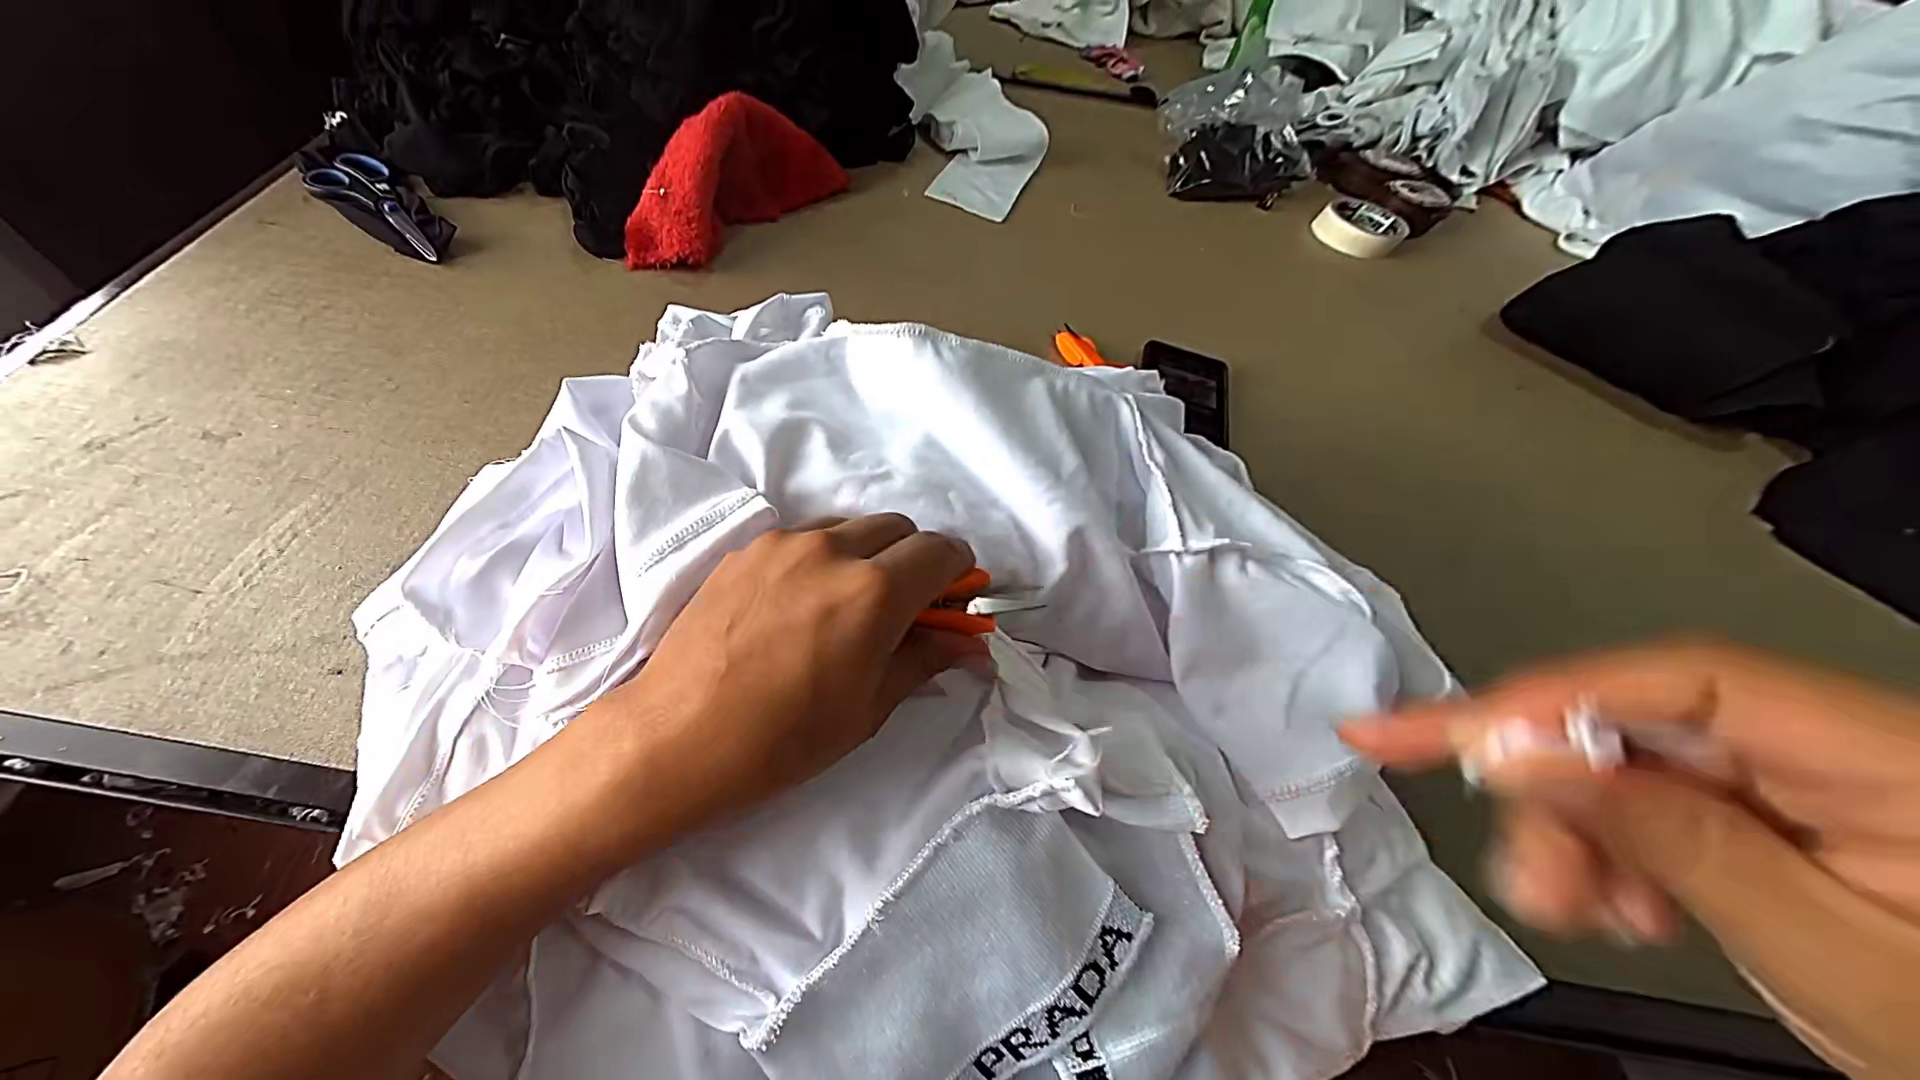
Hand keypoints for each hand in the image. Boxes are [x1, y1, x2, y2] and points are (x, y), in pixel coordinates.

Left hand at [573, 513, 984, 840]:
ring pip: (851, 527)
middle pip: (900, 528)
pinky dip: (825, 559)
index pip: (942, 551)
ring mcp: (783, 544)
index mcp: (873, 591)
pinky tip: (802, 605)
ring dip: (869, 555)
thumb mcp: (869, 707)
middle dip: (916, 559)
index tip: (954, 598)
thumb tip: (968, 643)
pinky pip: (806, 538)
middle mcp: (832, 550)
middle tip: (906, 607)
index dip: (959, 572)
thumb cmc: (783, 738)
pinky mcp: (747, 550)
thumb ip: (925, 658)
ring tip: (849, 606)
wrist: (674, 737)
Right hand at [1342, 643, 1919, 1076]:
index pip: (1680, 681)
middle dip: (1548, 798)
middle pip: (1628, 730)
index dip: (1547, 698)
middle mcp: (1820, 743)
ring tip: (1564, 905)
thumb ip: (1669, 836)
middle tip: (1518, 870)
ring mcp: (1783, 777)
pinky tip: (1610, 902)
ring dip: (1564, 836)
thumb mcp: (1829, 952)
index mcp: (1883, 753)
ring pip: (1614, 770)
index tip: (1449, 736)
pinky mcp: (1748, 807)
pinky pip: (1635, 803)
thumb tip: (1518, 755)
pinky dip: (1597, 851)